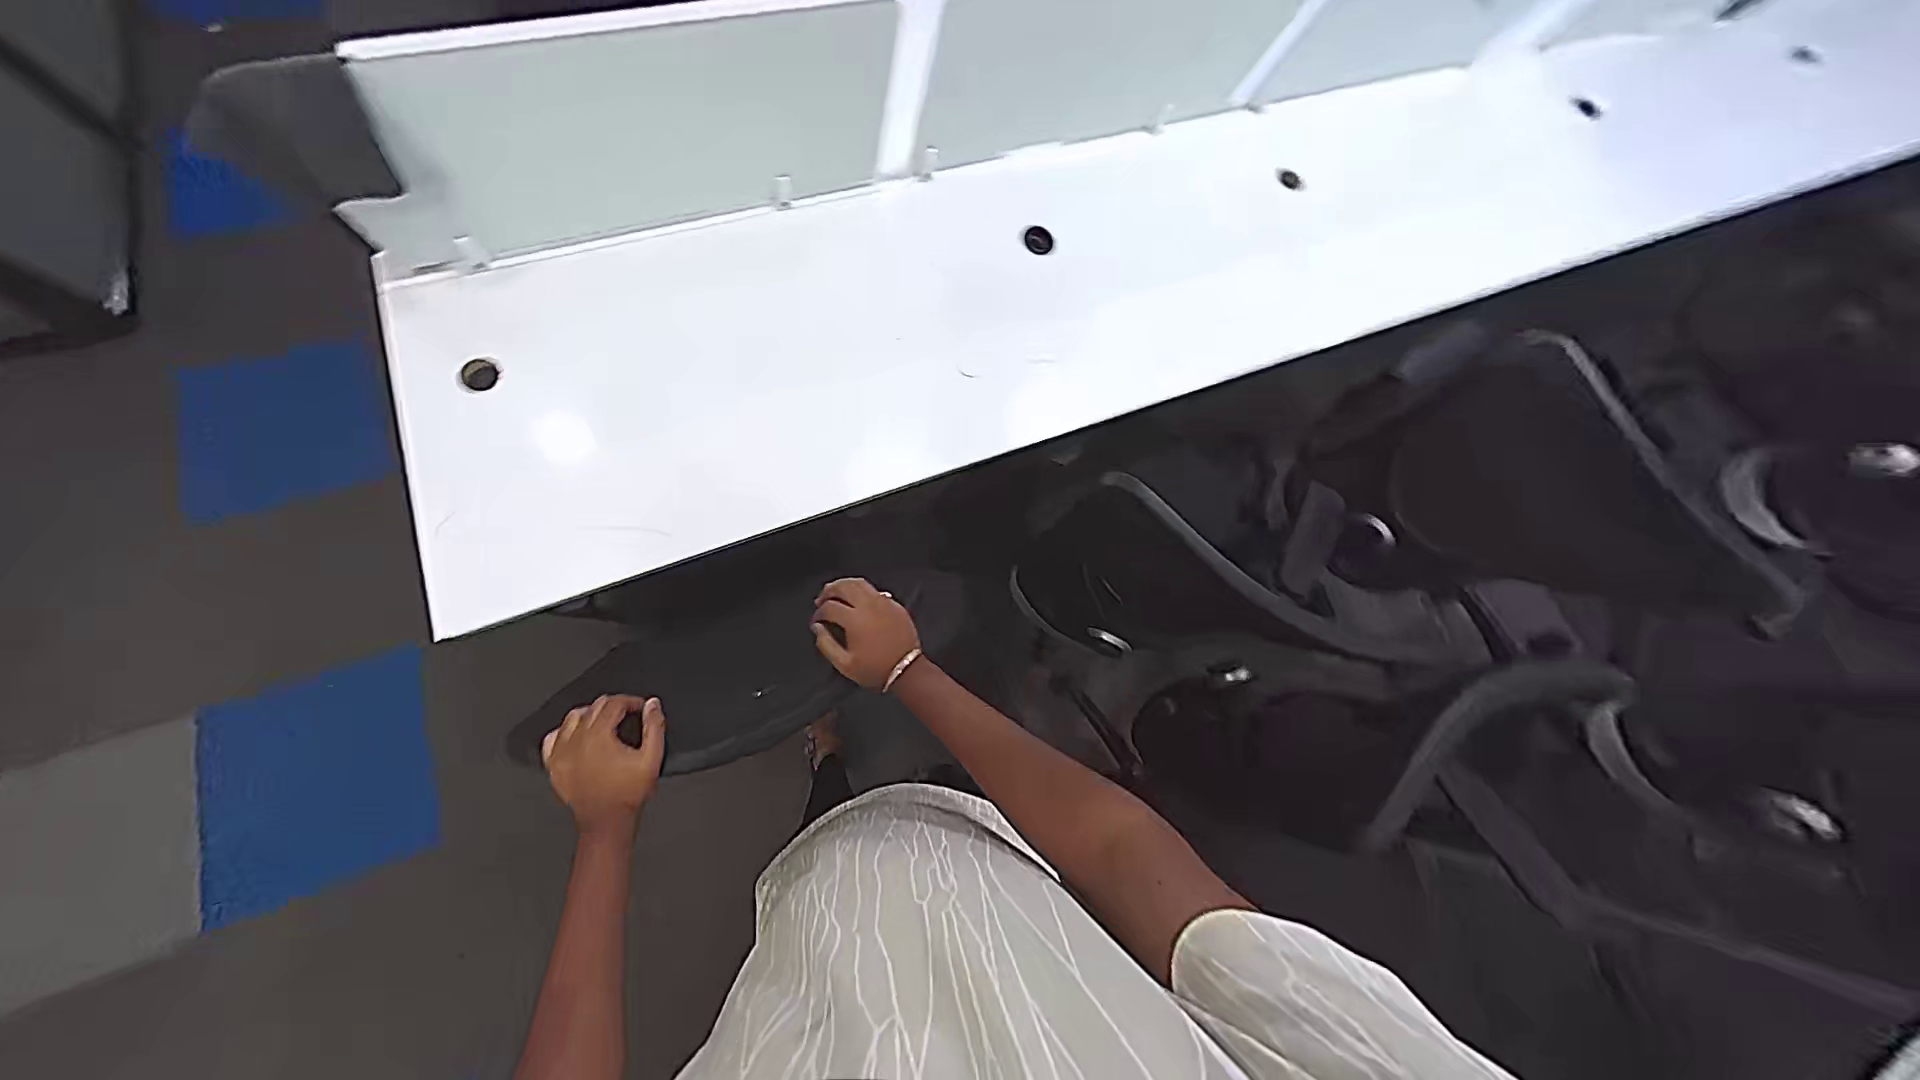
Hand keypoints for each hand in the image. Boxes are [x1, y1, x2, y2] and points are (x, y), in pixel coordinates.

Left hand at [542, 695, 666, 833]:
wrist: (607, 821)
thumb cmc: (628, 793)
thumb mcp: (652, 757)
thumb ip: (654, 726)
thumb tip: (652, 705)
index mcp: (599, 736)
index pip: (614, 703)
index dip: (631, 701)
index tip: (640, 706)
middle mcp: (577, 741)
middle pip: (594, 707)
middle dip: (614, 705)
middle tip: (627, 712)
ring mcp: (562, 753)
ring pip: (572, 718)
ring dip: (590, 713)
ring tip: (605, 719)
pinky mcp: (554, 766)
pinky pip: (553, 738)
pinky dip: (565, 731)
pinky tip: (577, 735)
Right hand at [811, 577, 920, 689]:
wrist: (906, 670)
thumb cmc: (875, 669)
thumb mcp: (845, 664)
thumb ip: (826, 644)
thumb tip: (817, 628)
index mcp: (854, 620)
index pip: (829, 607)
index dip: (818, 613)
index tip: (816, 621)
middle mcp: (868, 606)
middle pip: (844, 587)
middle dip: (829, 591)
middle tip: (821, 599)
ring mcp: (884, 602)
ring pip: (860, 583)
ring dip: (845, 585)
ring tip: (836, 592)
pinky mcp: (895, 605)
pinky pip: (875, 590)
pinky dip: (862, 590)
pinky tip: (857, 598)